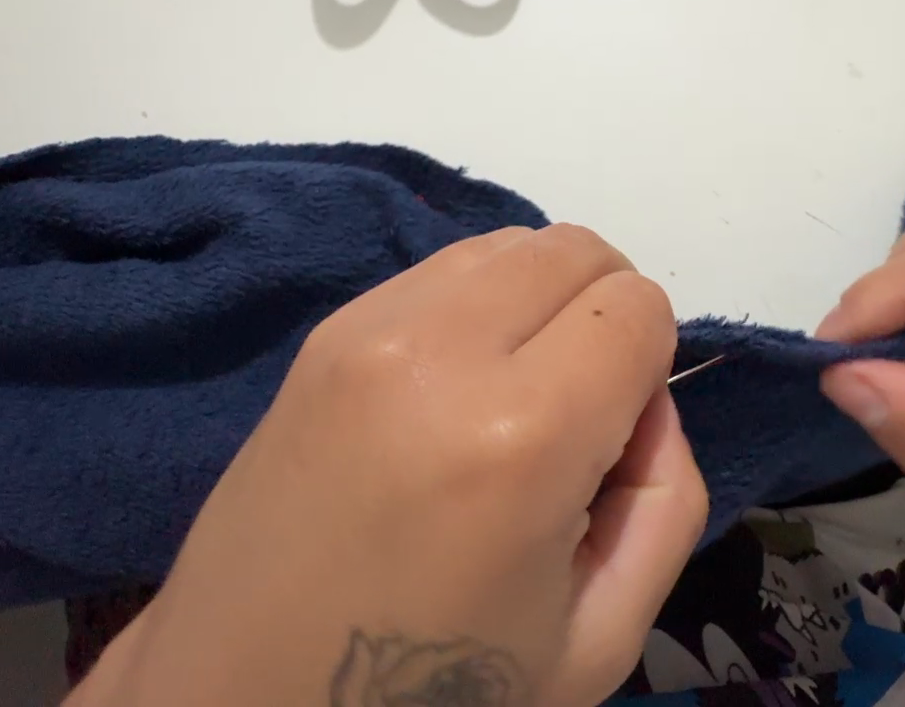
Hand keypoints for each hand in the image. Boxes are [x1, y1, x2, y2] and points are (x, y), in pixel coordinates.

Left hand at [70, 225, 708, 706]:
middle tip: (578, 400)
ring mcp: (369, 328)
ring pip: (512, 244)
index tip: (617, 429)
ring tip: (514, 385)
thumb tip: (645, 395)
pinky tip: (453, 382)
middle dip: (606, 308)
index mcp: (519, 436)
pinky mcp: (328, 328)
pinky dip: (481, 302)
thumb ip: (666, 493)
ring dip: (542, 297)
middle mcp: (440, 352)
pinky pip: (446, 269)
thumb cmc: (433, 696)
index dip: (651, 363)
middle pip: (577, 249)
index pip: (638, 307)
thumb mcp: (602, 634)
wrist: (237, 704)